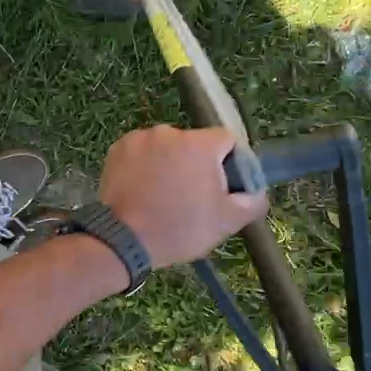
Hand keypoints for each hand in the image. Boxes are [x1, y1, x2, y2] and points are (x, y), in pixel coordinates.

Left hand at [98, 125, 267, 268]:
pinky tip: (144, 188)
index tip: (225, 185)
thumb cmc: (181, 228)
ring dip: (170, 163)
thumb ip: (252, 199)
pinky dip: (146, 164)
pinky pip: (142, 152)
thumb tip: (254, 190)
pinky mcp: (116, 149)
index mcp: (198, 144)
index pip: (226, 140)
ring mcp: (138, 139)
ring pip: (166, 147)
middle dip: (198, 164)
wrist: (123, 237)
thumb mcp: (228, 220)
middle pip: (194, 143)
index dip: (230, 161)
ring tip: (164, 194)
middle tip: (193, 195)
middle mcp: (167, 133)